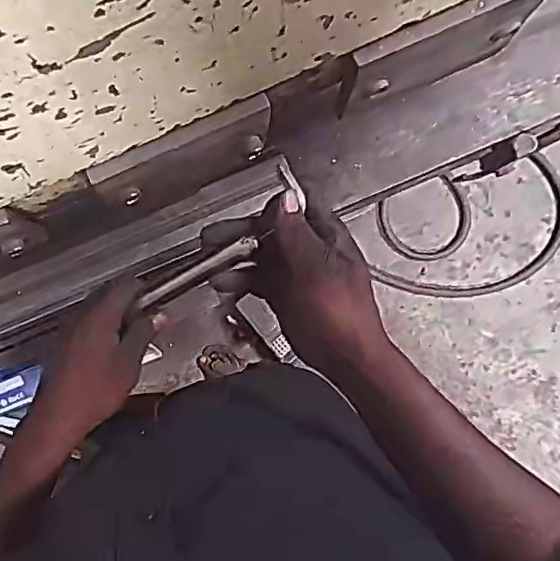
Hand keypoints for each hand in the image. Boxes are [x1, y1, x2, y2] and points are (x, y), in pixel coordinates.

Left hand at [22, 279, 160, 447]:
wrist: (58, 417)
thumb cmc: (92, 393)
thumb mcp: (129, 363)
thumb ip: (143, 334)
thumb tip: (156, 317)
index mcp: (100, 316)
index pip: (124, 286)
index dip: (142, 288)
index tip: (153, 296)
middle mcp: (81, 316)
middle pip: (107, 293)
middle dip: (128, 299)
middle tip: (146, 313)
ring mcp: (69, 328)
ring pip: (95, 307)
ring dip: (114, 312)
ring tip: (131, 331)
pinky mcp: (63, 342)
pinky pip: (85, 321)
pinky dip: (101, 325)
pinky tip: (111, 344)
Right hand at [203, 192, 392, 374]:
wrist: (349, 361)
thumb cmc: (341, 315)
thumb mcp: (315, 267)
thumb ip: (297, 233)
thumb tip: (285, 199)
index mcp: (327, 238)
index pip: (300, 204)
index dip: (274, 203)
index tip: (247, 209)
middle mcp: (312, 252)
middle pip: (273, 231)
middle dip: (242, 232)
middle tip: (214, 236)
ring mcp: (299, 275)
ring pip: (263, 257)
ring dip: (236, 257)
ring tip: (211, 260)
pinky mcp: (288, 298)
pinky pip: (260, 282)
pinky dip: (241, 281)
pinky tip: (225, 285)